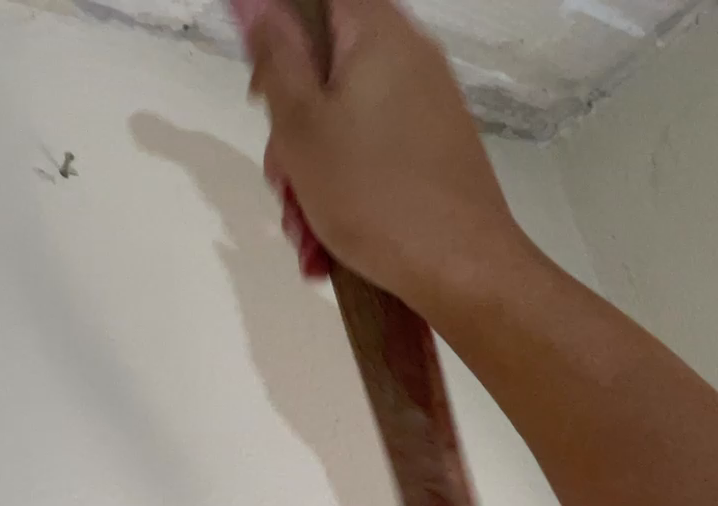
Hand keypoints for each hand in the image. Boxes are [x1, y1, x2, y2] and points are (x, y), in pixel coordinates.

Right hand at [232, 0, 533, 326]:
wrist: (458, 267)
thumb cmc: (371, 195)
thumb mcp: (302, 128)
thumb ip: (276, 61)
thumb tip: (258, 4)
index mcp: (377, 36)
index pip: (315, 7)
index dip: (279, 45)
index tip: (262, 99)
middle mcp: (409, 60)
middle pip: (326, 80)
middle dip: (291, 142)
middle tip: (284, 188)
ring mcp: (427, 111)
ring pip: (344, 133)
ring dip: (312, 187)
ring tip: (306, 239)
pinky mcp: (434, 156)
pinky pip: (372, 164)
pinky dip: (344, 200)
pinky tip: (327, 250)